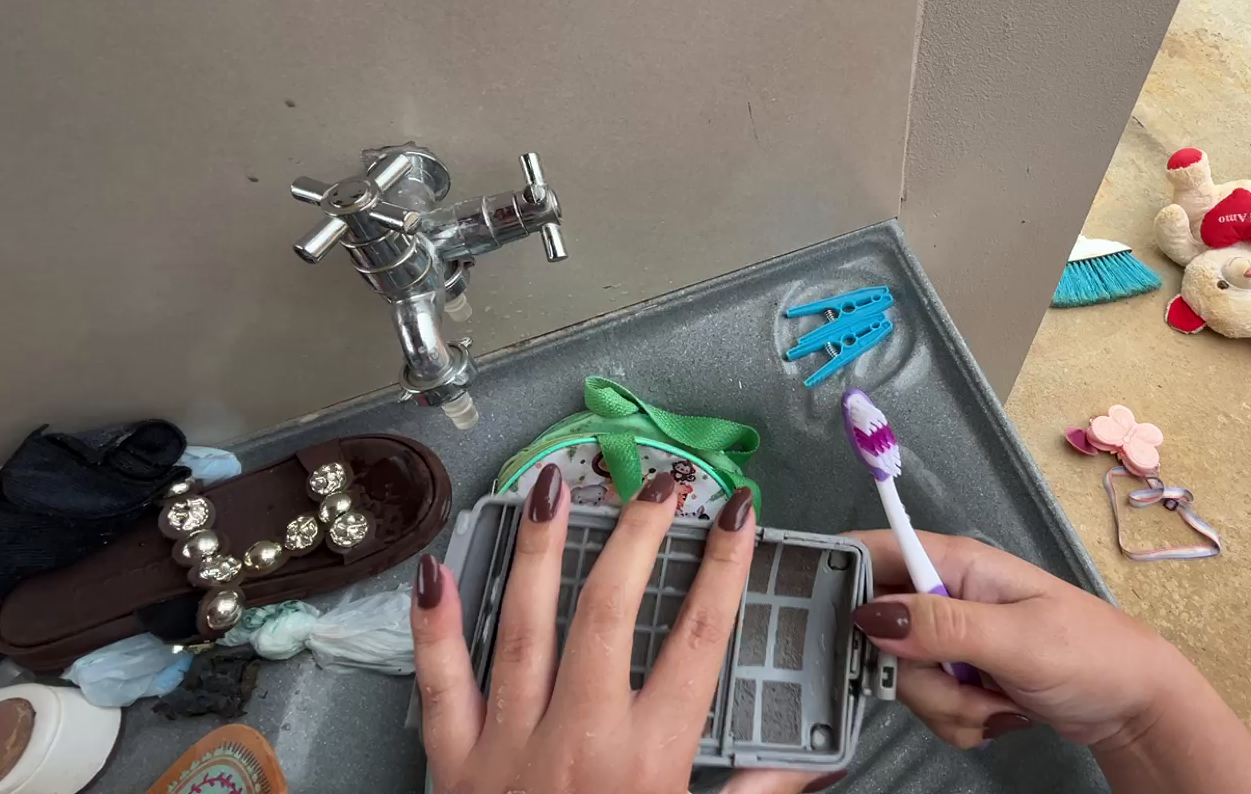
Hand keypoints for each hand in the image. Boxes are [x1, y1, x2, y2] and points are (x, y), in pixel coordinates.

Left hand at [412, 464, 759, 792]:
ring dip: (541, 550)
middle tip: (661, 484)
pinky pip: (440, 686)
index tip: (737, 513)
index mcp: (647, 761)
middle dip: (639, 536)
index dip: (726, 568)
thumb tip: (817, 761)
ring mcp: (508, 748)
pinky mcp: (453, 767)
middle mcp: (579, 741)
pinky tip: (435, 571)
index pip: (701, 640)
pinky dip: (434, 628)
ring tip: (555, 486)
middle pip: (609, 612)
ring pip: (524, 628)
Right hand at [844, 529, 1181, 749]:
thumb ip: (944, 626)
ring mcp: (949, 635)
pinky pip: (926, 700)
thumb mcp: (1017, 639)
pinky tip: (997, 714)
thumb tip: (871, 615)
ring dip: (945, 704)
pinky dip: (957, 719)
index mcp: (955, 562)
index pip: (878, 549)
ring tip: (995, 704)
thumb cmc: (1086, 652)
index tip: (832, 622)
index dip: (845, 575)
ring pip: (903, 672)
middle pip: (883, 627)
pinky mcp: (957, 672)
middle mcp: (943, 592)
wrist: (1132, 705)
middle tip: (963, 687)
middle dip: (915, 672)